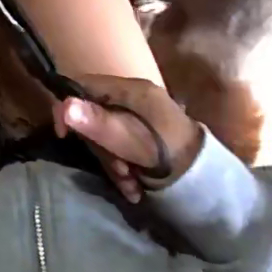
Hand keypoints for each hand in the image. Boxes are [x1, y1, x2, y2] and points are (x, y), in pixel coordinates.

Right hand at [52, 75, 204, 202]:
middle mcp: (134, 97)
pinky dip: (123, 168)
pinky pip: (121, 147)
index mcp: (131, 89)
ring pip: (107, 136)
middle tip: (116, 168)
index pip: (84, 85)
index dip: (68, 106)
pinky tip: (134, 186)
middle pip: (94, 115)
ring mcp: (141, 117)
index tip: (64, 134)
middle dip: (100, 147)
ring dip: (112, 163)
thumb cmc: (166, 153)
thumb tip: (63, 106)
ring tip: (129, 183)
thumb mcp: (128, 139)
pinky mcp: (147, 136)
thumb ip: (96, 122)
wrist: (208, 181)